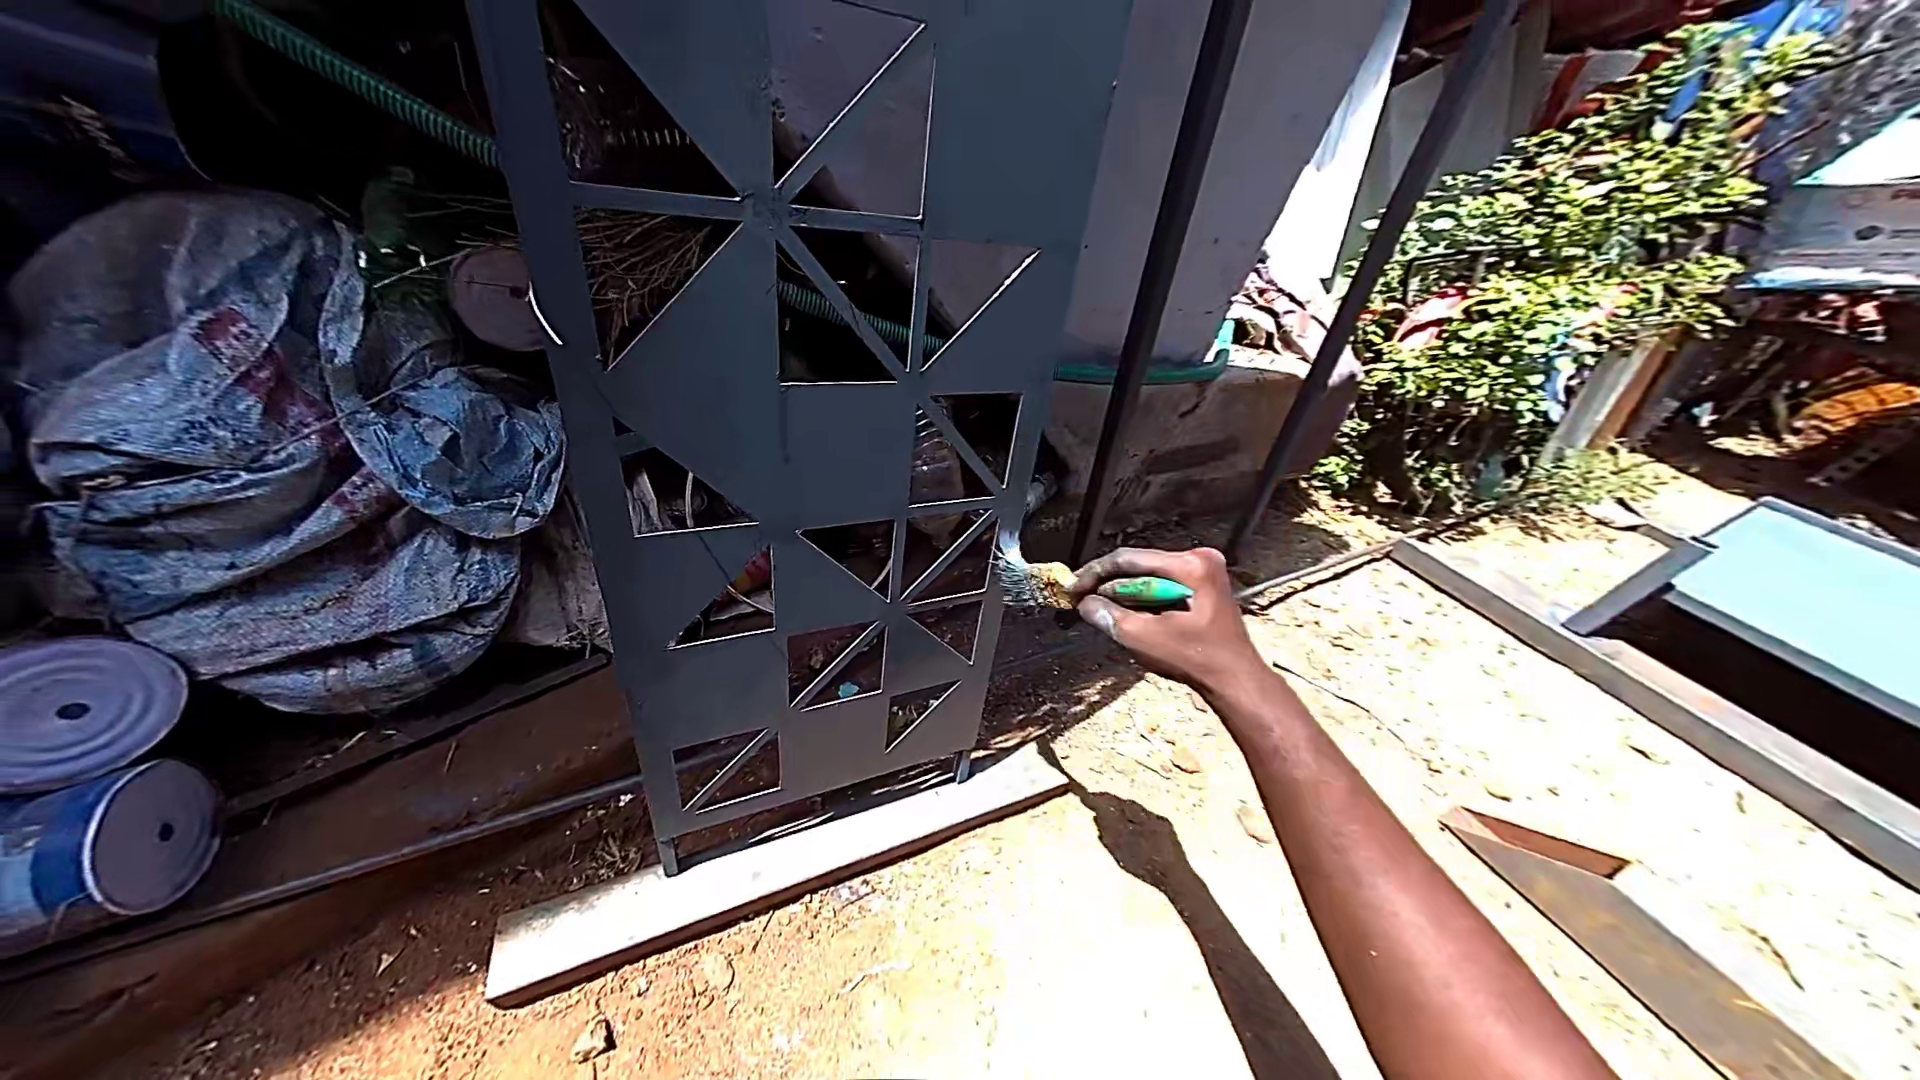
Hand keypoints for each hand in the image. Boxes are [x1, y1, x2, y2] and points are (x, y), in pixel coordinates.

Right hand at [1070, 546, 1267, 699]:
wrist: (1235, 680)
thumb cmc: (1199, 660)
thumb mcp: (1143, 637)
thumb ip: (1108, 616)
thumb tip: (1084, 604)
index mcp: (1191, 565)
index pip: (1128, 559)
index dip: (1094, 574)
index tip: (1073, 588)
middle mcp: (1199, 560)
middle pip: (1138, 565)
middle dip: (1107, 584)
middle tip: (1080, 599)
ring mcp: (1203, 572)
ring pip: (1147, 575)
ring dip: (1122, 592)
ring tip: (1096, 608)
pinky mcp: (1201, 587)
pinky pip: (1160, 584)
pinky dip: (1140, 598)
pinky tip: (1122, 611)